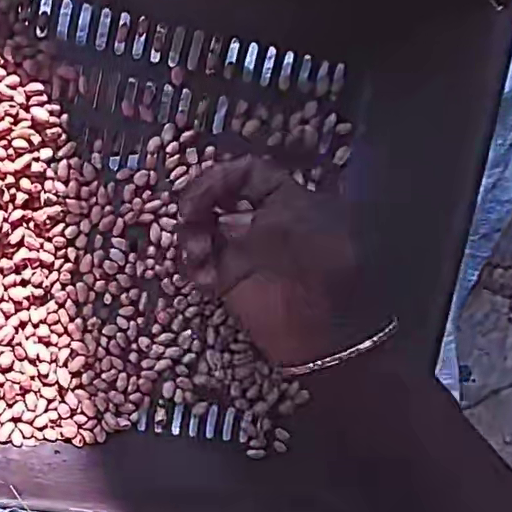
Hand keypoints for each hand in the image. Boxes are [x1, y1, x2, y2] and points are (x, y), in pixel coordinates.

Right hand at [178, 157, 380, 366]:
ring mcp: (241, 251)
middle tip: (187, 217)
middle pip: (214, 198)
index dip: (220, 177)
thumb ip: (261, 207)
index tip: (201, 196)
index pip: (245, 174)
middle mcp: (258, 221)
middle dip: (196, 204)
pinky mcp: (226, 281)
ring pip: (199, 229)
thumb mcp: (299, 226)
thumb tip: (222, 207)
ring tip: (199, 257)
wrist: (325, 338)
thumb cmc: (322, 274)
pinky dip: (194, 268)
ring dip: (191, 238)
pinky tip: (206, 280)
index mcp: (285, 201)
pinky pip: (197, 264)